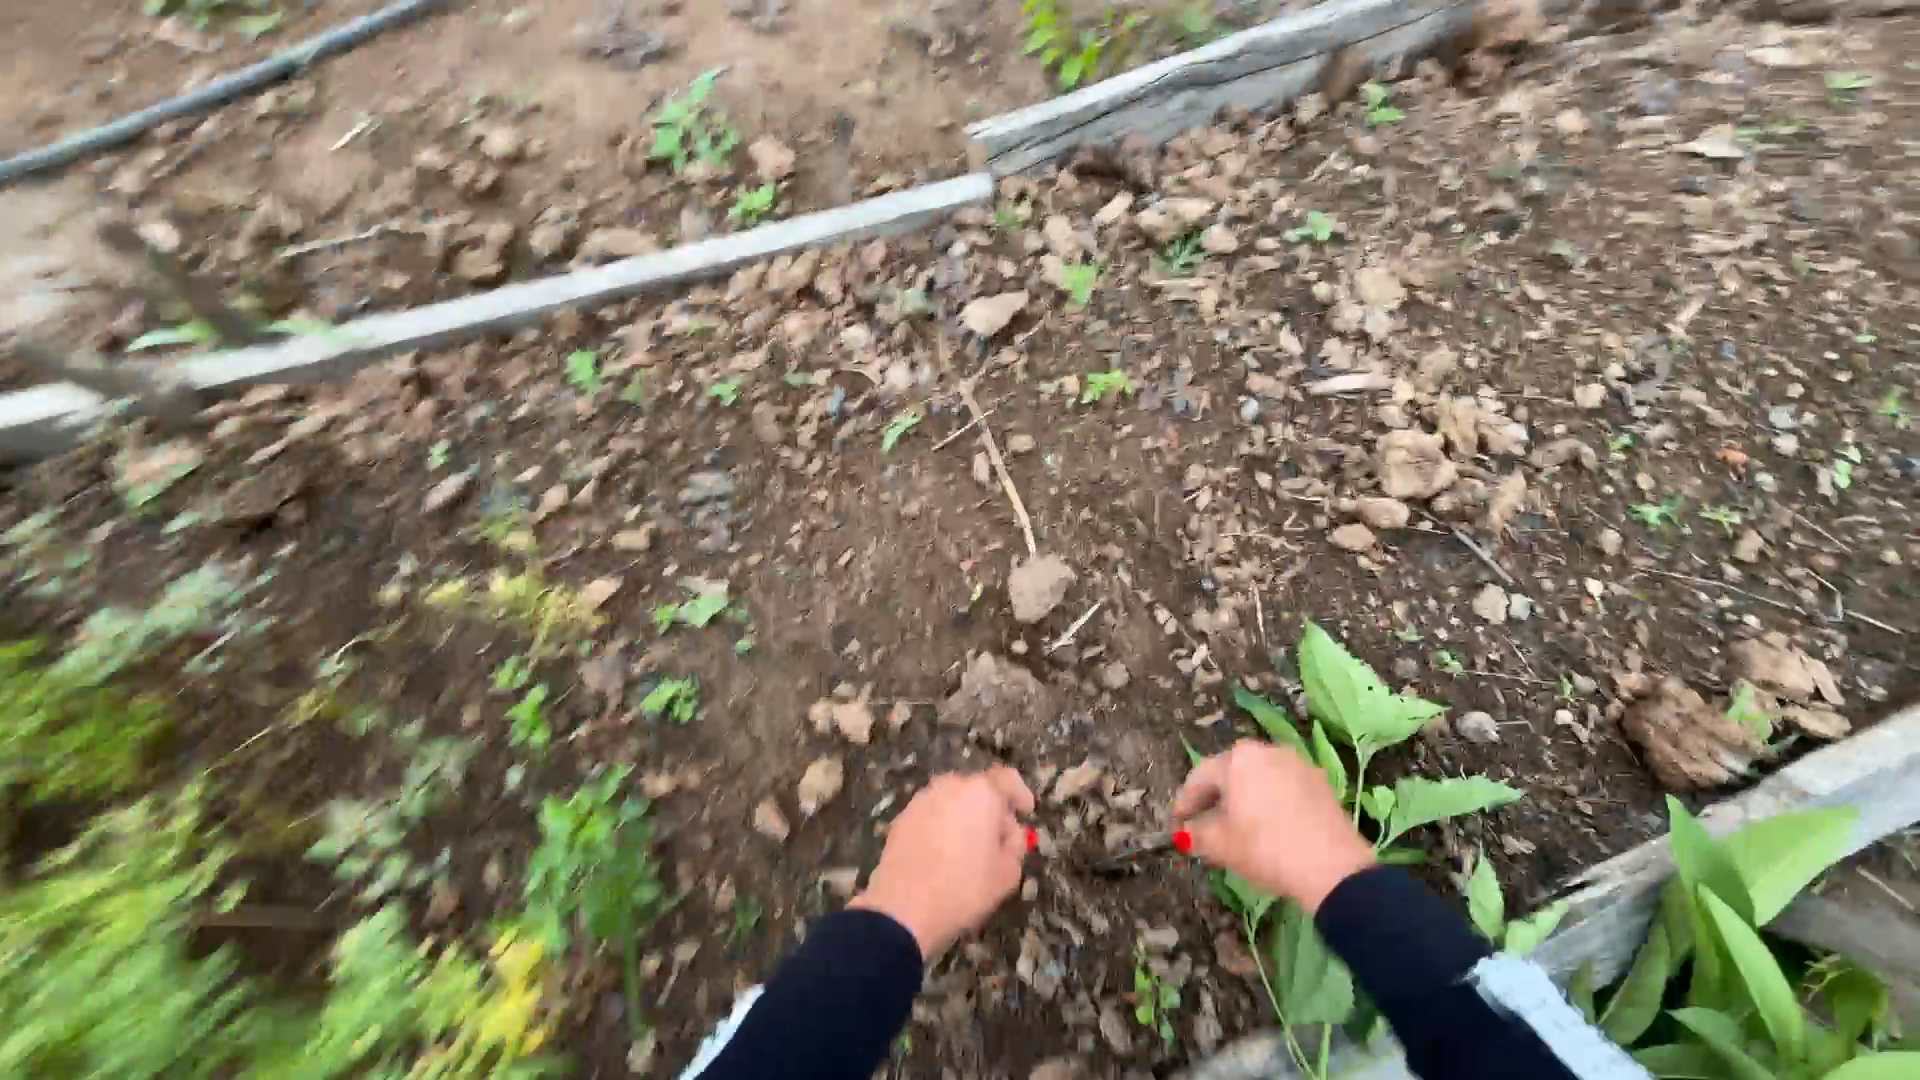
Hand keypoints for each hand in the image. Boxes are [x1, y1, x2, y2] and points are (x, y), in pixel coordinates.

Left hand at [849, 766, 1034, 958]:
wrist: (903, 909)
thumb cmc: (964, 889)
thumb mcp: (1008, 872)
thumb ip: (1016, 842)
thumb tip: (1007, 829)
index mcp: (981, 793)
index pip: (1008, 779)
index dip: (1020, 794)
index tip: (1026, 811)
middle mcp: (950, 786)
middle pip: (978, 788)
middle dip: (990, 807)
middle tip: (997, 836)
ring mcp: (922, 799)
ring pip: (952, 800)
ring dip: (964, 815)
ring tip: (967, 847)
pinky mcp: (902, 817)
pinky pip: (931, 813)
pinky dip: (941, 825)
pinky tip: (941, 853)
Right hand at [1173, 740, 1374, 912]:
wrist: (1333, 869)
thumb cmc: (1266, 849)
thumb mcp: (1219, 845)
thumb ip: (1195, 833)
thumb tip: (1186, 831)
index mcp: (1236, 759)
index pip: (1199, 778)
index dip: (1184, 803)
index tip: (1177, 823)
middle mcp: (1265, 751)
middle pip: (1229, 773)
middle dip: (1214, 799)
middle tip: (1203, 824)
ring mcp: (1296, 764)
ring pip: (1258, 778)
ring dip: (1243, 798)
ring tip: (1237, 826)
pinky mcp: (1320, 782)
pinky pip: (1283, 787)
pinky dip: (1270, 802)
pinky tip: (1269, 826)